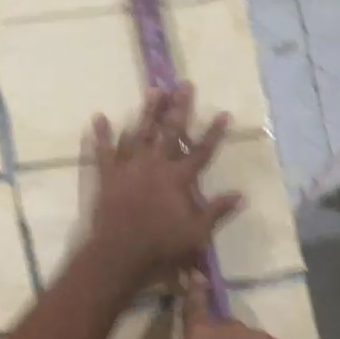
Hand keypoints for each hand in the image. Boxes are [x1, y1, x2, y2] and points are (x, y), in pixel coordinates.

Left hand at [83, 83, 241, 293]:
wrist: (118, 254)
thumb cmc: (160, 247)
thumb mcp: (196, 234)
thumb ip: (216, 212)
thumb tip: (240, 195)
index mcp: (179, 178)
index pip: (202, 150)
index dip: (214, 132)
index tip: (223, 113)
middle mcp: (155, 165)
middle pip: (170, 131)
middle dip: (179, 107)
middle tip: (184, 84)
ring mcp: (129, 167)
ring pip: (139, 132)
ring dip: (146, 111)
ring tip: (153, 90)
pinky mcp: (107, 176)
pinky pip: (103, 151)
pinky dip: (101, 134)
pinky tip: (98, 117)